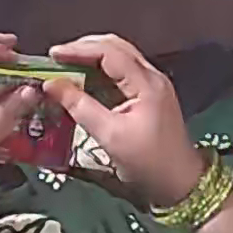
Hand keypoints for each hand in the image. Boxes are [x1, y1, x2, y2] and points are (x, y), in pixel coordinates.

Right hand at [43, 35, 202, 205]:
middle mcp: (151, 76)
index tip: (53, 55)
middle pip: (115, 47)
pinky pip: (121, 71)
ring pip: (119, 57)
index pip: (109, 52)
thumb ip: (79, 106)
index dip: (78, 50)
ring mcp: (152, 84)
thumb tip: (50, 84)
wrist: (182, 185)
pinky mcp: (149, 94)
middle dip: (84, 48)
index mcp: (146, 83)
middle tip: (57, 58)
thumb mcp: (109, 136)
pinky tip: (83, 79)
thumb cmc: (147, 162)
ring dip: (91, 57)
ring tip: (65, 65)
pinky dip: (99, 70)